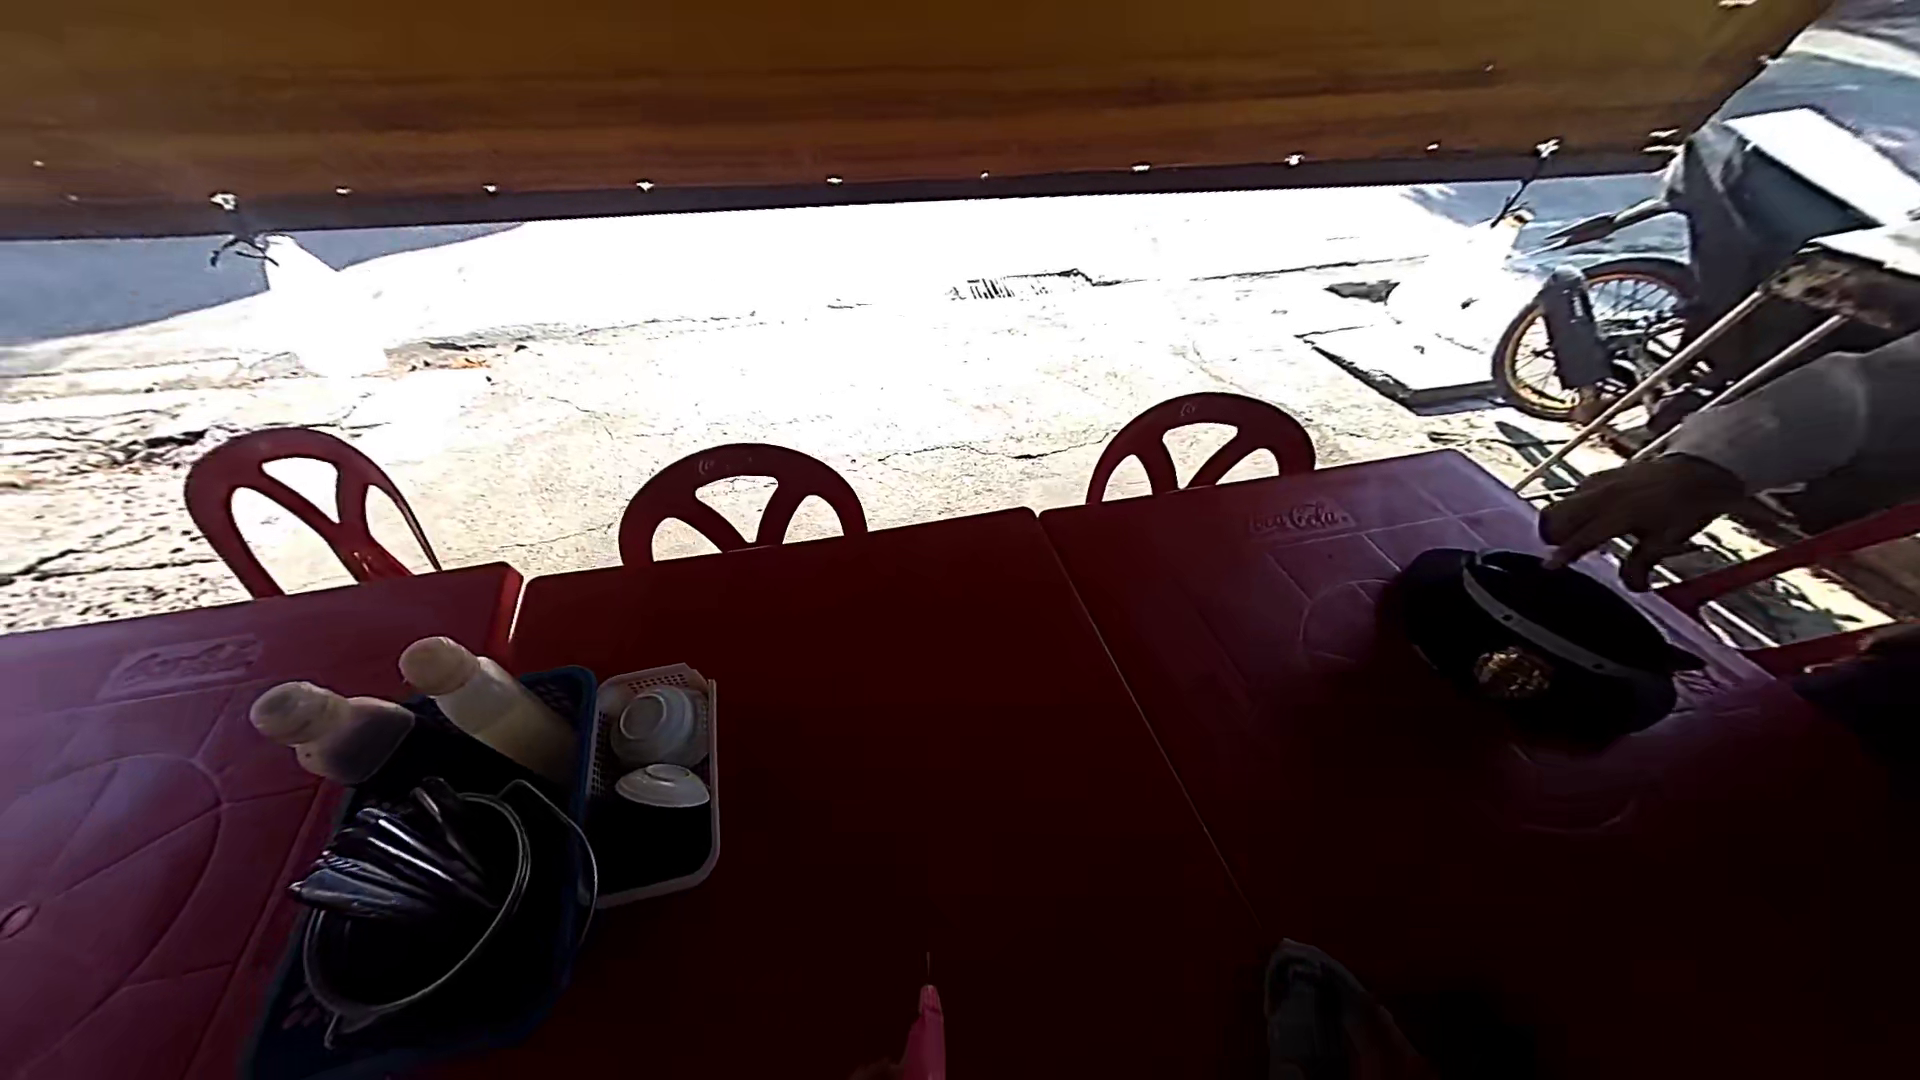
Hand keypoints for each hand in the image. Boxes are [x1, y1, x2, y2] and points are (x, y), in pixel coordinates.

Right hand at [1539, 455, 1744, 590]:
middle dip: (1554, 536)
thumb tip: (1634, 588)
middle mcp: (1599, 498)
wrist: (1703, 471)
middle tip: (1562, 548)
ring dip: (1558, 522)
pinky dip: (1573, 509)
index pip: (1580, 539)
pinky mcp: (1596, 477)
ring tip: (1570, 533)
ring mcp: (1595, 485)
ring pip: (1558, 506)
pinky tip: (1589, 515)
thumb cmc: (1687, 508)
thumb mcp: (1667, 540)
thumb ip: (1642, 564)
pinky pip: (1572, 495)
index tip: (1549, 566)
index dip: (1563, 554)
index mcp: (1617, 515)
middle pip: (1555, 519)